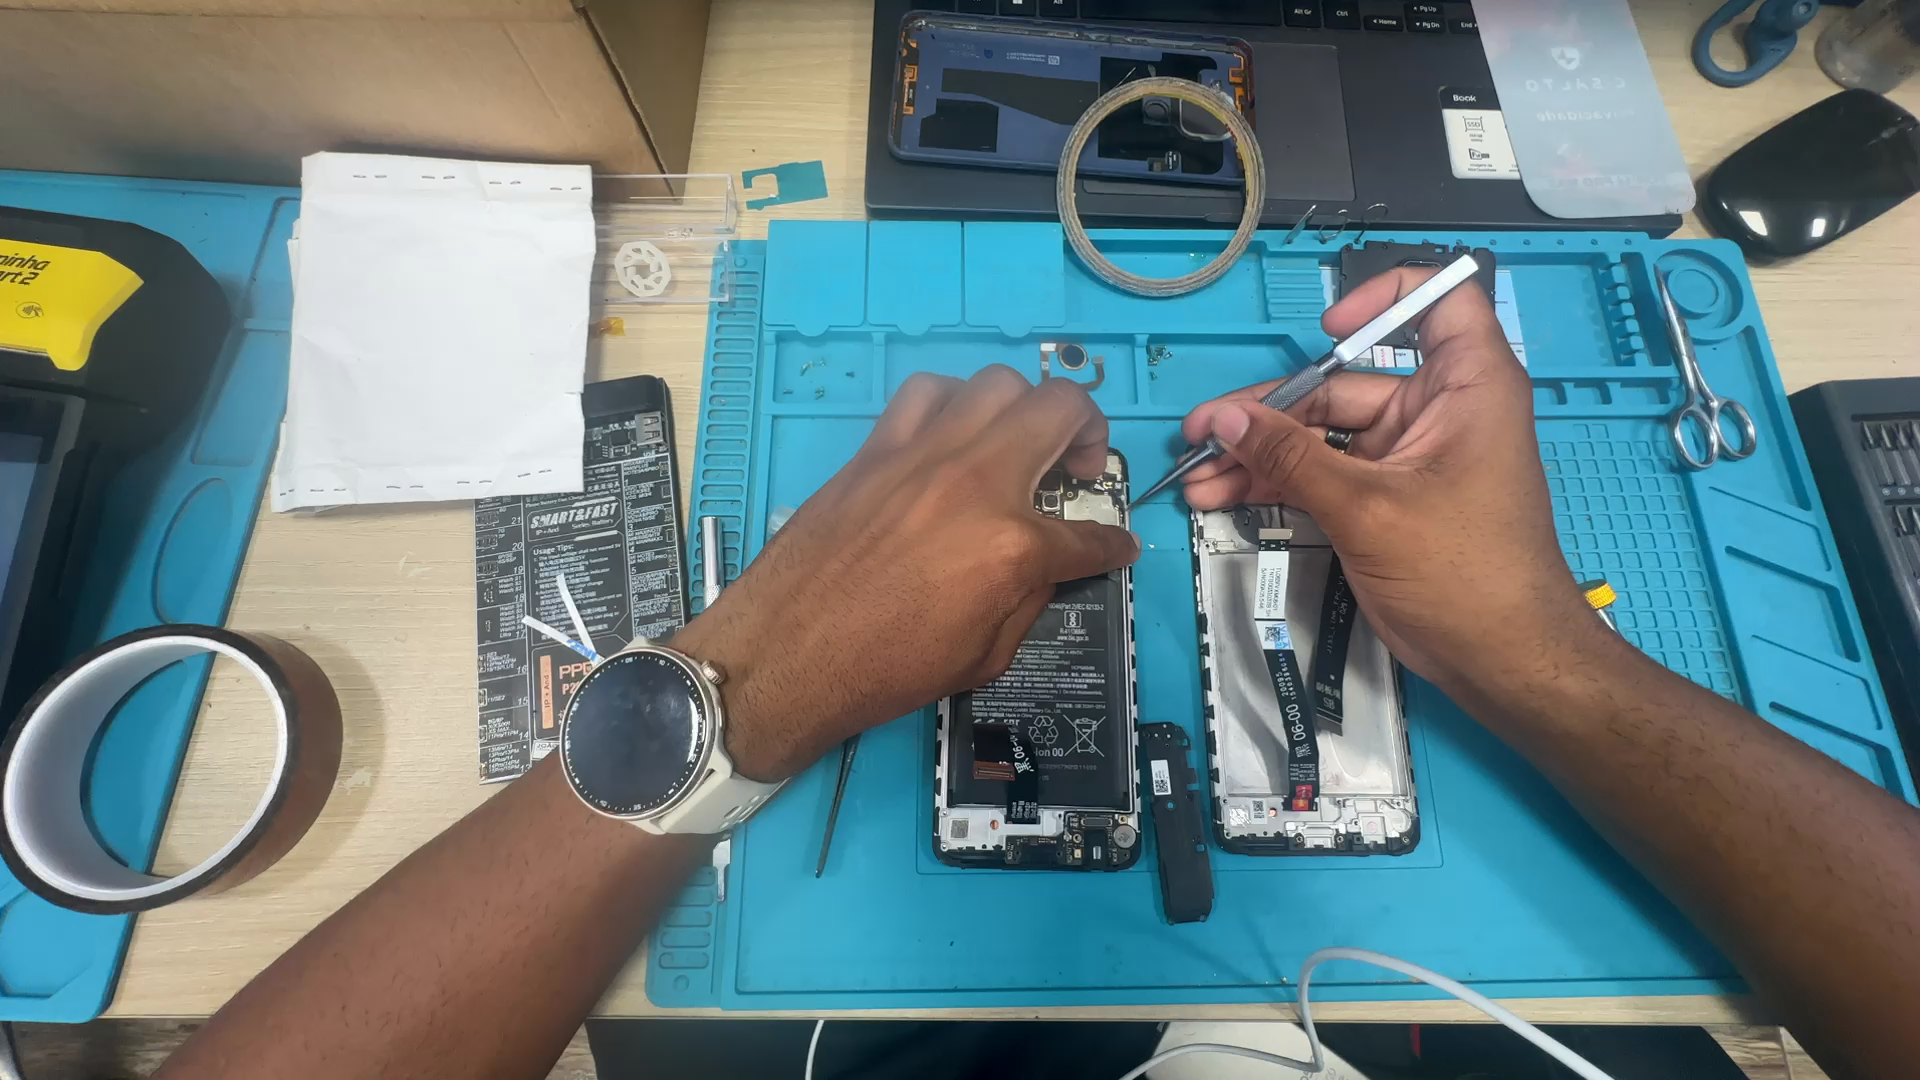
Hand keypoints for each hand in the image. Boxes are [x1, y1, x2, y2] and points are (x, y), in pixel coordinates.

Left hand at [677, 366, 1139, 781]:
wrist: (786, 655)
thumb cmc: (886, 670)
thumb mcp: (985, 656)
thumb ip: (1032, 596)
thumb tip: (1052, 562)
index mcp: (1011, 546)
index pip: (1089, 535)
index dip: (1112, 544)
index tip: (1117, 544)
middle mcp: (975, 480)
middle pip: (1060, 410)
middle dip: (1089, 433)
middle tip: (1076, 470)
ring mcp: (922, 453)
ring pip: (996, 383)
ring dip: (1022, 409)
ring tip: (1014, 445)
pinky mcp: (877, 447)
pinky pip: (926, 392)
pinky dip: (953, 403)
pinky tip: (950, 435)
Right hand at [1178, 267, 1607, 702]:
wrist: (1494, 658)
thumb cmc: (1458, 570)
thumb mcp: (1366, 507)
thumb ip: (1290, 459)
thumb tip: (1222, 420)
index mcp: (1463, 388)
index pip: (1440, 306)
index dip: (1384, 300)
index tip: (1325, 331)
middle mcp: (1430, 412)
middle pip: (1338, 387)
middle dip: (1265, 415)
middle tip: (1201, 435)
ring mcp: (1396, 458)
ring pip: (1313, 437)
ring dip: (1255, 458)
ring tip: (1197, 477)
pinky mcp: (1372, 498)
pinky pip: (1312, 475)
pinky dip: (1271, 486)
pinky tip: (1220, 497)